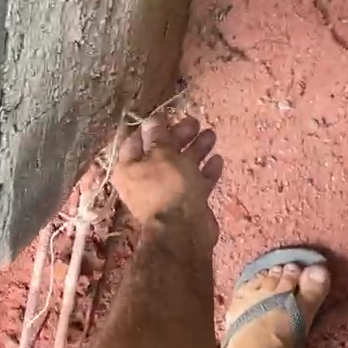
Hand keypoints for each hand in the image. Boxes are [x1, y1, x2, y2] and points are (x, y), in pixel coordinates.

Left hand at [112, 114, 221, 250]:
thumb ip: (158, 137)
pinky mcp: (186, 203)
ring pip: (182, 166)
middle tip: (195, 122)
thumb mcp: (162, 155)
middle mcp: (145, 181)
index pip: (136, 141)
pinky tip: (217, 159)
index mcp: (130, 169)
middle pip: (162, 152)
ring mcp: (167, 193)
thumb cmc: (168, 187)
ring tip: (212, 134)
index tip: (168, 116)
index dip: (151, 128)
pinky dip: (205, 171)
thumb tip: (151, 120)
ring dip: (196, 149)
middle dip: (179, 136)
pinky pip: (196, 182)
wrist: (184, 231)